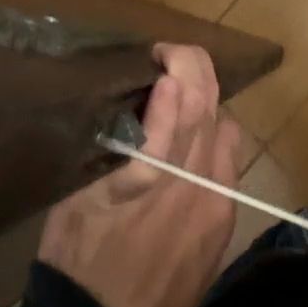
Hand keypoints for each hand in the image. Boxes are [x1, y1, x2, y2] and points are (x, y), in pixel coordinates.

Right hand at [38, 44, 242, 306]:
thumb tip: (136, 97)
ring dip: (208, 102)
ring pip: (226, 129)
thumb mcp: (77, 193)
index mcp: (147, 175)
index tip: (159, 53)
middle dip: (195, 70)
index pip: (180, 104)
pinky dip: (215, 137)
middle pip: (208, 107)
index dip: (178, 68)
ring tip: (184, 96)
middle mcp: (189, 184)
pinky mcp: (225, 220)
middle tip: (171, 58)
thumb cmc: (79, 253)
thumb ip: (110, 141)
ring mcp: (214, 202)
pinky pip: (230, 161)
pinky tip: (196, 139)